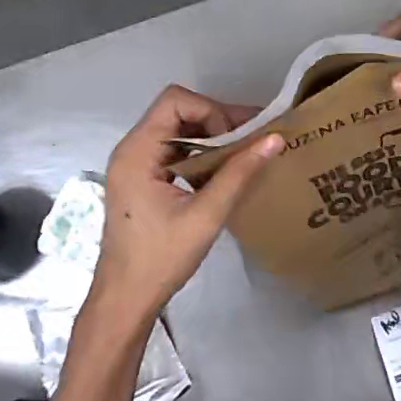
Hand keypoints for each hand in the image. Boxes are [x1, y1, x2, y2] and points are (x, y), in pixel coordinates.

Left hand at [95, 86, 283, 318]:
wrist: (126, 298)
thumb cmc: (161, 258)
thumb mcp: (206, 215)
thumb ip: (239, 173)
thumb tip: (275, 139)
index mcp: (137, 152)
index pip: (175, 101)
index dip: (210, 111)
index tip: (235, 139)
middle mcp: (132, 149)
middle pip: (177, 111)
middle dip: (218, 120)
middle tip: (254, 139)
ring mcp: (136, 164)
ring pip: (178, 129)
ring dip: (212, 137)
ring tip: (247, 152)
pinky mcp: (144, 178)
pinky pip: (175, 150)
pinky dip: (201, 153)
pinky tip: (225, 171)